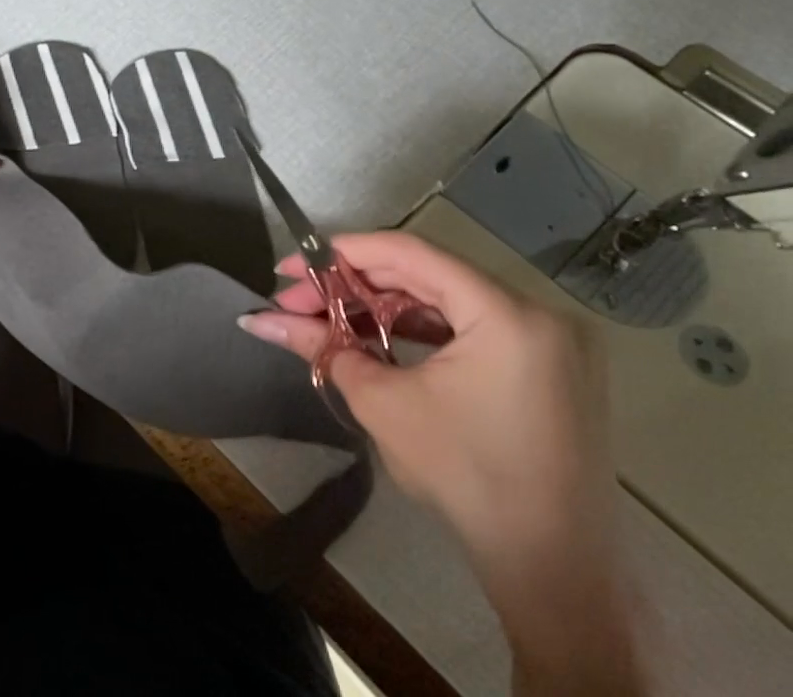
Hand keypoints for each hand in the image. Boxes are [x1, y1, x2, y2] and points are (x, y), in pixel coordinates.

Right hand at [237, 232, 613, 559]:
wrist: (548, 555)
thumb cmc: (462, 468)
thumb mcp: (380, 400)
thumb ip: (321, 345)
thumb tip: (256, 319)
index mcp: (506, 314)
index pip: (411, 253)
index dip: (342, 254)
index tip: (290, 269)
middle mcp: (539, 314)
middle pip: (429, 274)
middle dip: (355, 285)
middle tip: (296, 303)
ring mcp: (552, 343)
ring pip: (449, 301)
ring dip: (384, 307)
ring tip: (329, 322)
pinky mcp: (550, 369)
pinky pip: (474, 328)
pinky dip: (421, 329)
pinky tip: (378, 340)